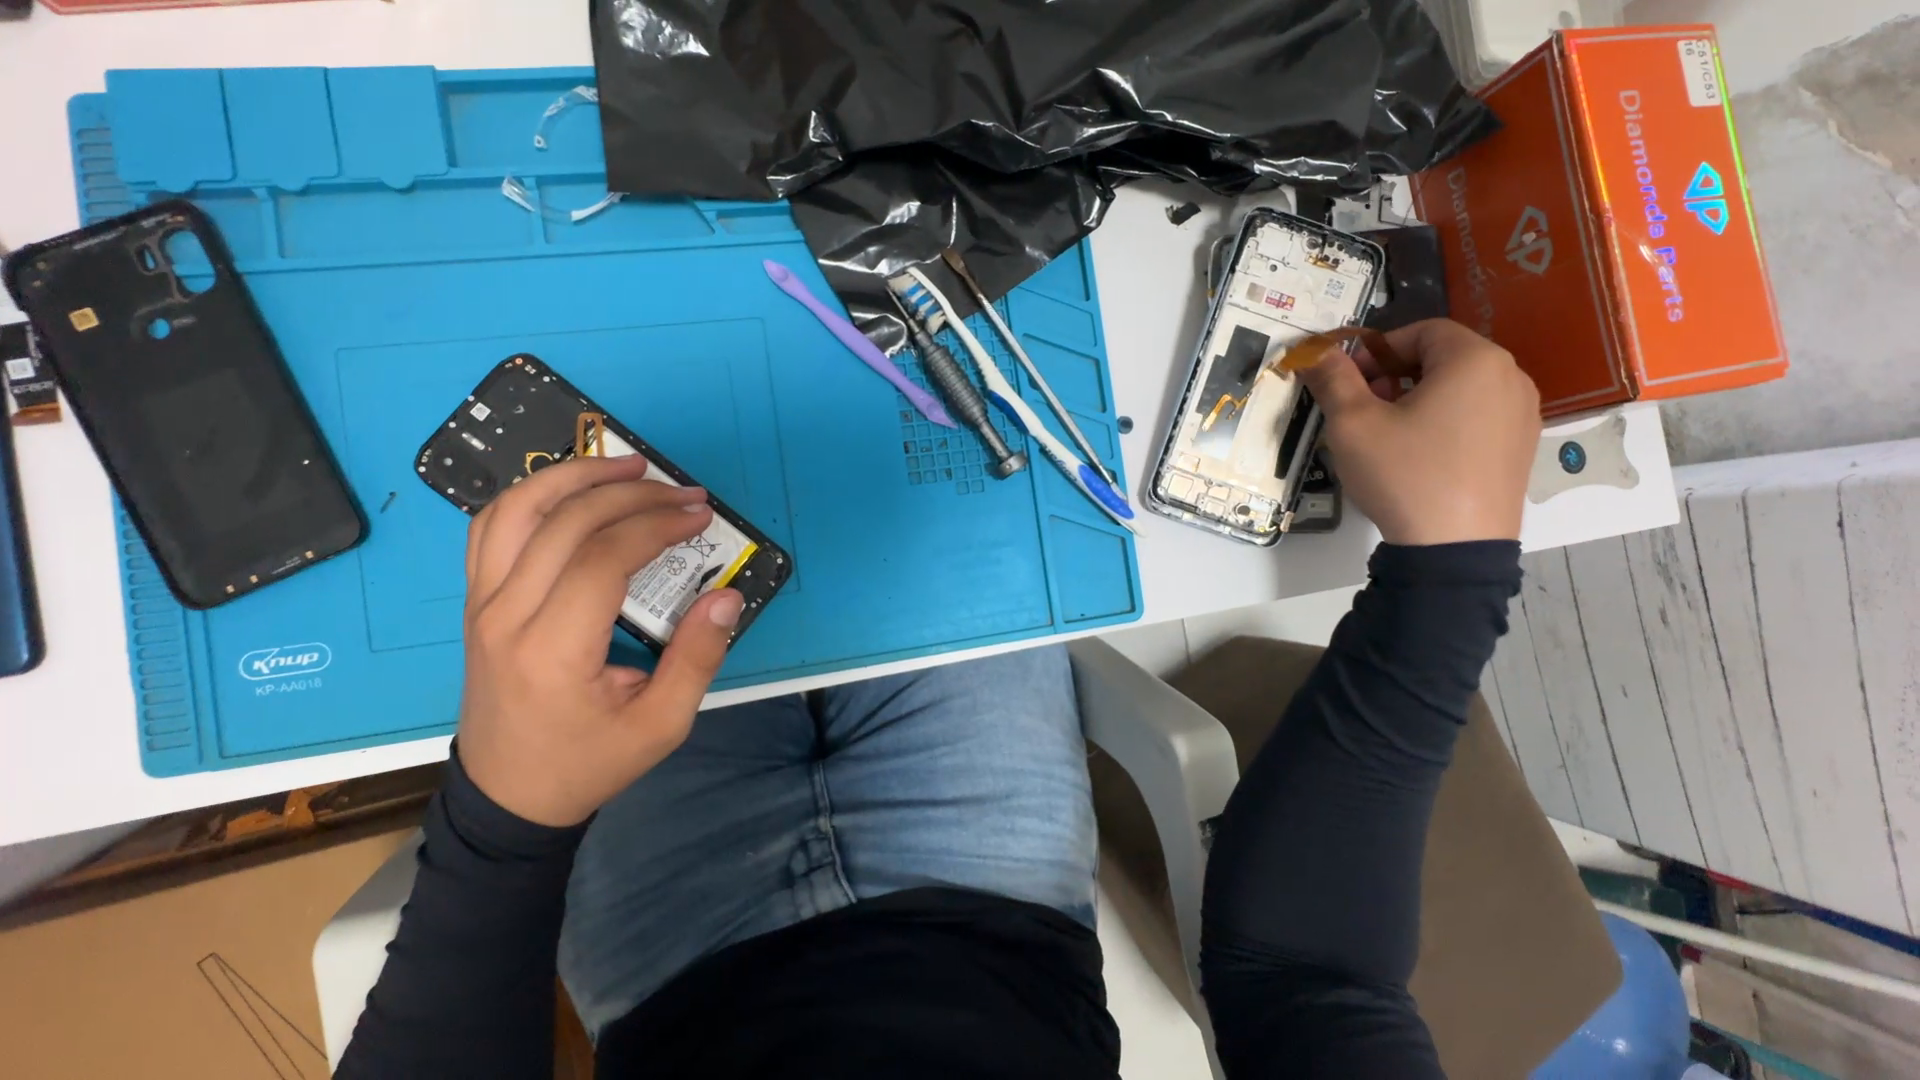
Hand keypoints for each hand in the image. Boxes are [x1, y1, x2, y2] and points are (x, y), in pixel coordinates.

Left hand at [455, 454, 743, 825]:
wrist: (510, 797)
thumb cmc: (589, 762)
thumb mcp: (661, 725)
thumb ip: (696, 658)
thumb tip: (725, 595)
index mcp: (553, 650)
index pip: (602, 558)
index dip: (656, 525)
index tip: (699, 516)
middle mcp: (506, 615)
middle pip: (563, 522)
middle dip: (631, 493)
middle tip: (681, 492)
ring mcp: (481, 604)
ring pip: (515, 510)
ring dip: (572, 476)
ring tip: (624, 464)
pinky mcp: (475, 602)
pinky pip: (492, 528)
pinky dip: (532, 496)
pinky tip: (571, 491)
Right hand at [1293, 318, 1540, 545]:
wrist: (1455, 548)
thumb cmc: (1404, 474)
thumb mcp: (1353, 424)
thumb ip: (1334, 379)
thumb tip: (1315, 351)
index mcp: (1475, 360)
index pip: (1421, 331)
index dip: (1377, 349)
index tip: (1348, 380)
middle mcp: (1511, 377)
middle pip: (1443, 358)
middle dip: (1396, 375)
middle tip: (1362, 408)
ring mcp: (1523, 415)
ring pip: (1461, 389)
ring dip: (1419, 399)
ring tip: (1388, 435)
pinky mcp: (1521, 449)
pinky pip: (1478, 418)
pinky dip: (1445, 423)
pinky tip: (1420, 457)